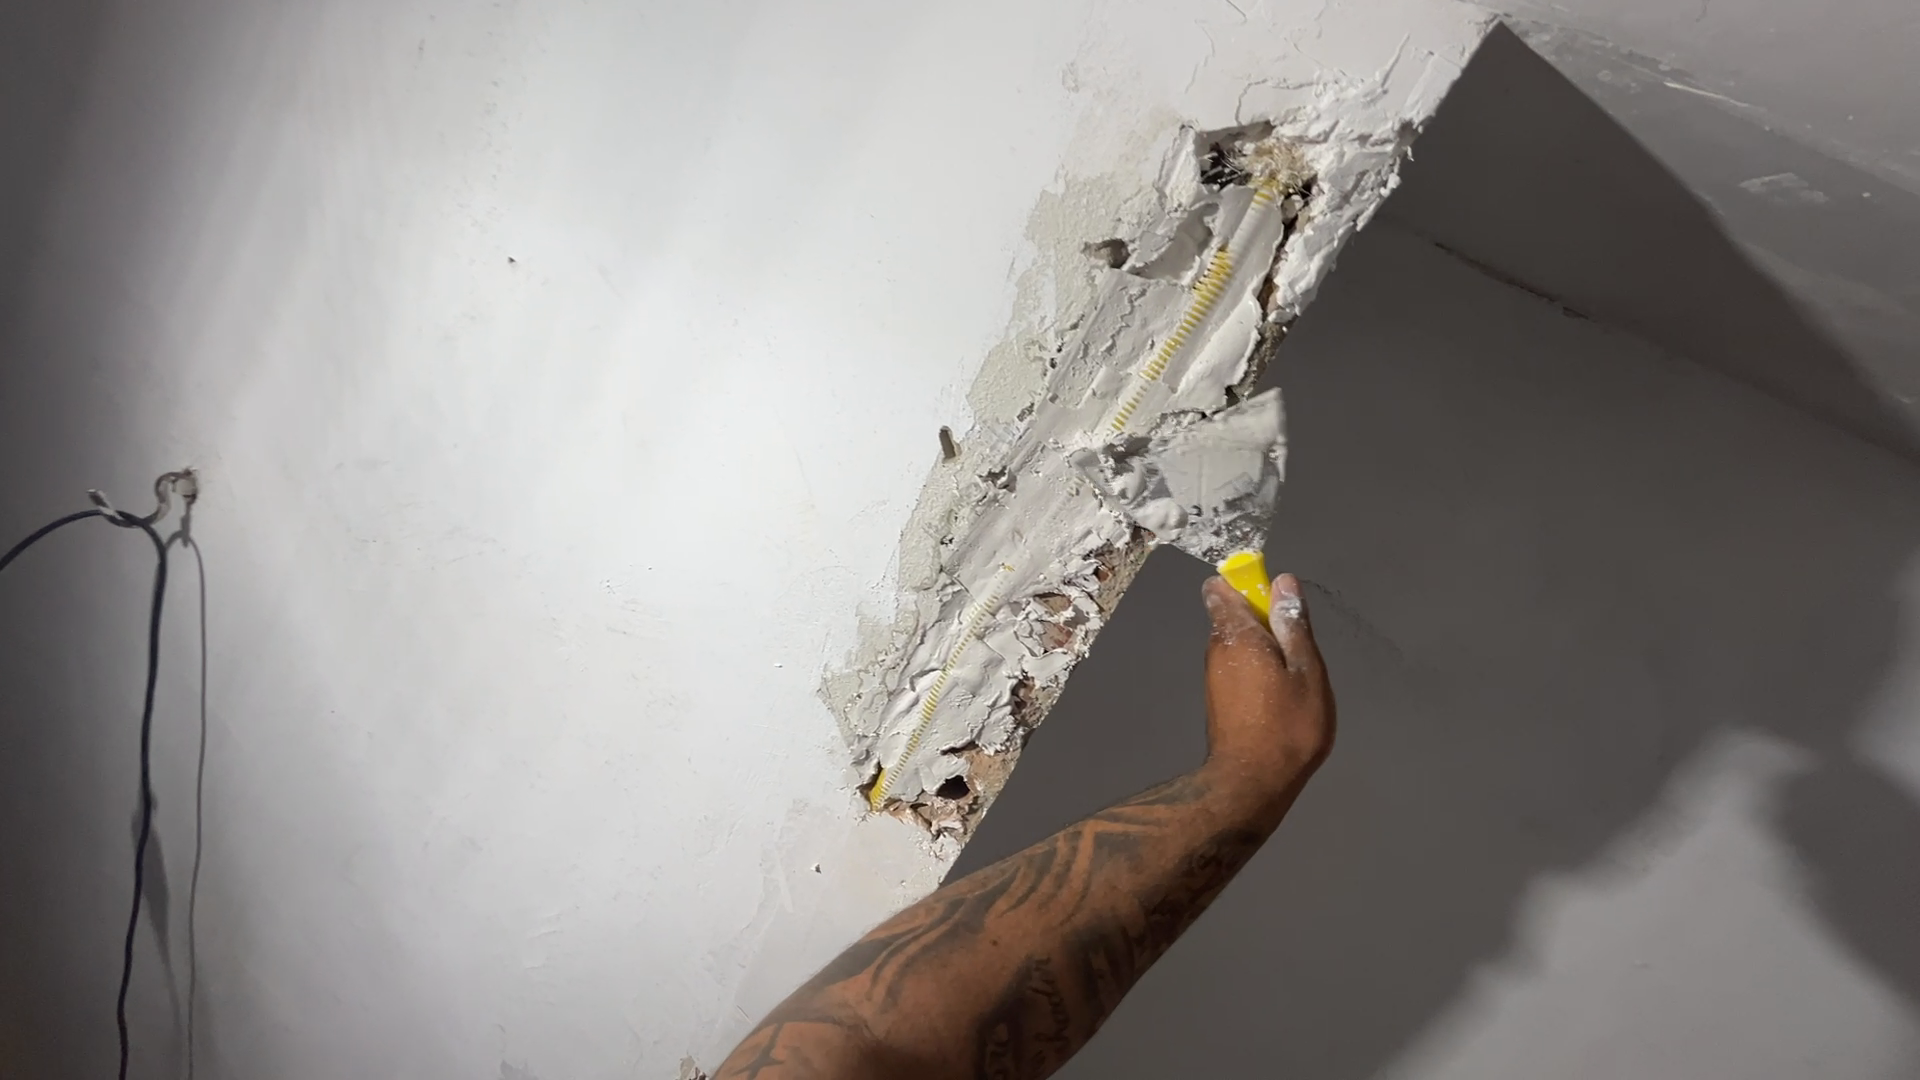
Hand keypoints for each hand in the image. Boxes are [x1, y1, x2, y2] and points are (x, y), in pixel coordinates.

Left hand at [1200, 573, 1334, 796]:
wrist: (1252, 780)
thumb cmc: (1287, 726)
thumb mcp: (1306, 671)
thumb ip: (1293, 624)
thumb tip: (1282, 581)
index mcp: (1234, 634)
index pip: (1219, 588)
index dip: (1245, 583)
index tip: (1276, 601)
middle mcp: (1216, 647)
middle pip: (1231, 613)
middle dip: (1262, 618)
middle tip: (1297, 649)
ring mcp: (1212, 671)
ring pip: (1236, 640)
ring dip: (1262, 646)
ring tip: (1293, 677)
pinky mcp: (1216, 693)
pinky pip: (1235, 663)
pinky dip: (1255, 667)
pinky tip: (1279, 694)